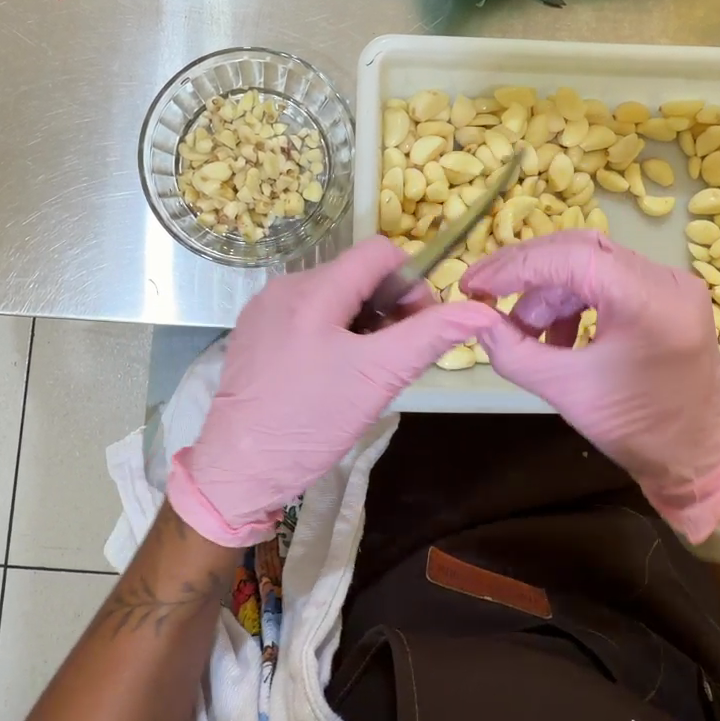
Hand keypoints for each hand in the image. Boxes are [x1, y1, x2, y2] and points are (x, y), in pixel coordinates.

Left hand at [166, 235, 505, 546]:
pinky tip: (328, 374)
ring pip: (333, 295)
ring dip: (360, 321)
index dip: (412, 280)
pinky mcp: (252, 331)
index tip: (417, 326)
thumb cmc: (311, 422)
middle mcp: (285, 286)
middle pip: (356, 274)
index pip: (380, 251)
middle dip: (386, 307)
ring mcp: (264, 308)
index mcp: (314, 289)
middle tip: (390, 357)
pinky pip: (306, 313)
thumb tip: (481, 311)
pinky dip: (329, 332)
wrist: (238, 469)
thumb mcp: (378, 379)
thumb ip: (429, 337)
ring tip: (359, 370)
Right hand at [460, 230, 719, 543]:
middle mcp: (666, 280)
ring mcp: (670, 283)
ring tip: (521, 330)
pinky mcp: (665, 294)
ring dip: (547, 290)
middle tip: (483, 291)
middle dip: (526, 269)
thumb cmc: (635, 429)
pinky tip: (553, 335)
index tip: (474, 285)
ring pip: (589, 262)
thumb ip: (513, 352)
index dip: (516, 266)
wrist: (696, 458)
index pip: (572, 256)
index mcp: (650, 302)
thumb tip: (473, 320)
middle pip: (580, 247)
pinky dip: (571, 299)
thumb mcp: (565, 391)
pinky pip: (606, 278)